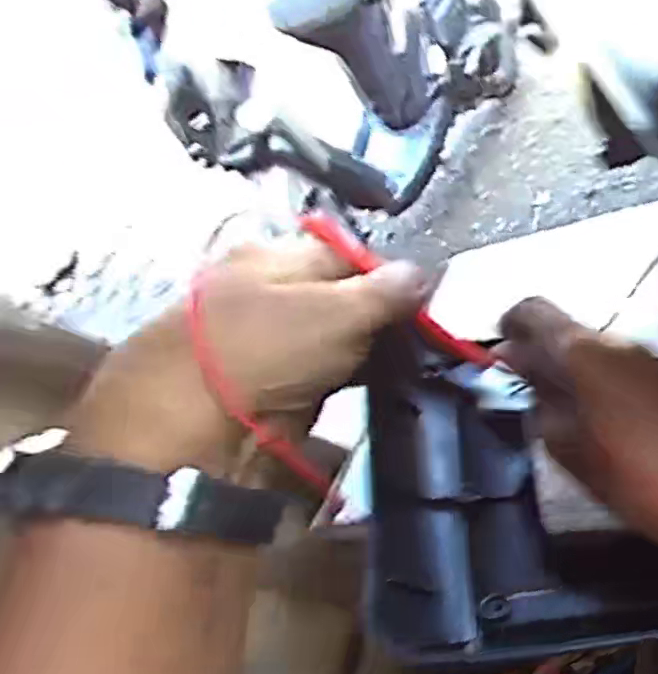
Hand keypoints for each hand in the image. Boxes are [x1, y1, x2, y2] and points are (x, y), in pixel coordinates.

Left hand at [66, 236, 428, 477]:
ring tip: (420, 363)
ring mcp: (285, 334)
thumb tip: (421, 273)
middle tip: (431, 338)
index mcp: (277, 257)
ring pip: (355, 332)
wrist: (209, 418)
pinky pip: (347, 365)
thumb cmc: (267, 349)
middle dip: (395, 316)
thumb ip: (386, 291)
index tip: (431, 305)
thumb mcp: (339, 311)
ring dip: (388, 348)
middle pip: (355, 295)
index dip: (397, 278)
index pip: (353, 255)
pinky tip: (394, 383)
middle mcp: (278, 290)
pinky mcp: (294, 374)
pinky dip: (372, 372)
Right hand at [496, 297, 657, 555]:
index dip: (512, 328)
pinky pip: (632, 372)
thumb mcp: (562, 441)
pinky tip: (609, 417)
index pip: (534, 311)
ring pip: (605, 353)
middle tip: (534, 390)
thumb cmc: (625, 475)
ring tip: (572, 409)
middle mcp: (625, 344)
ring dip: (583, 371)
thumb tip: (523, 364)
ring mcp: (657, 363)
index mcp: (587, 350)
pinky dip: (612, 384)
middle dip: (550, 355)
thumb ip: (538, 395)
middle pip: (574, 334)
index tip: (507, 357)